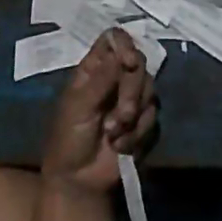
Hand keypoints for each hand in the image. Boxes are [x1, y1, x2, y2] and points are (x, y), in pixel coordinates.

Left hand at [40, 29, 156, 192]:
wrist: (80, 181)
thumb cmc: (68, 138)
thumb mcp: (78, 106)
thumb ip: (101, 80)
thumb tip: (122, 54)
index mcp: (95, 67)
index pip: (115, 39)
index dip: (125, 45)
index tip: (129, 62)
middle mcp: (115, 76)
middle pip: (138, 61)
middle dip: (131, 90)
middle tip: (120, 117)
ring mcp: (130, 97)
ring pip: (149, 87)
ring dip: (133, 114)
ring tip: (113, 134)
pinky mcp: (143, 120)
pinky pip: (153, 114)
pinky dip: (138, 132)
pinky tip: (121, 145)